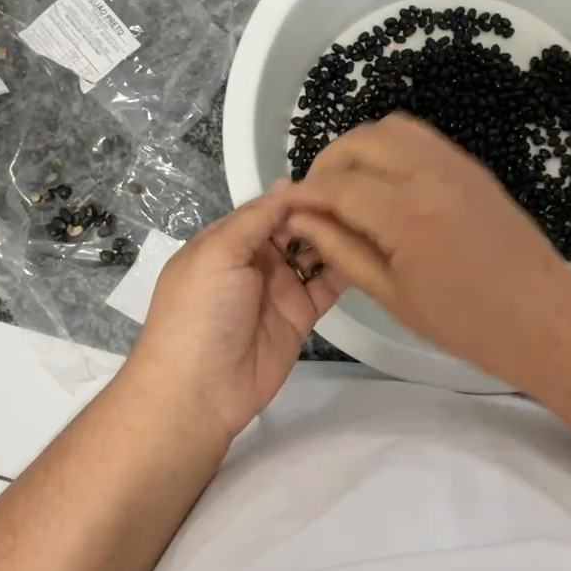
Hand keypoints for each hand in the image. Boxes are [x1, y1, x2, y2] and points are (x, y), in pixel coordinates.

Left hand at [120, 190, 348, 442]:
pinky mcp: (300, 316)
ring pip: (313, 254)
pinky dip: (345, 270)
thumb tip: (286, 186)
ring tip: (370, 219)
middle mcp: (254, 261)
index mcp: (226, 241)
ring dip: (335, 238)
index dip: (296, 195)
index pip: (267, 209)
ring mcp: (278, 289)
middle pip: (293, 228)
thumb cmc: (200, 312)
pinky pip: (326, 286)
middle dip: (320, 213)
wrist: (200, 390)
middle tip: (359, 199)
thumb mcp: (218, 253)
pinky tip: (368, 251)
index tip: (333, 180)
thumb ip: (255, 218)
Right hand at [280, 113, 570, 377]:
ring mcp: (454, 164)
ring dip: (359, 148)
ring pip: (390, 128)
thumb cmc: (464, 320)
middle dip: (327, 163)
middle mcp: (428, 174)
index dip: (304, 194)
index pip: (337, 185)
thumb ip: (341, 250)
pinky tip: (384, 182)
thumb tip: (300, 222)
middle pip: (359, 141)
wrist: (540, 314)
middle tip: (316, 198)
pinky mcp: (471, 166)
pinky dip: (390, 146)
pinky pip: (419, 137)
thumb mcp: (391, 294)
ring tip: (348, 185)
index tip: (286, 208)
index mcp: (404, 214)